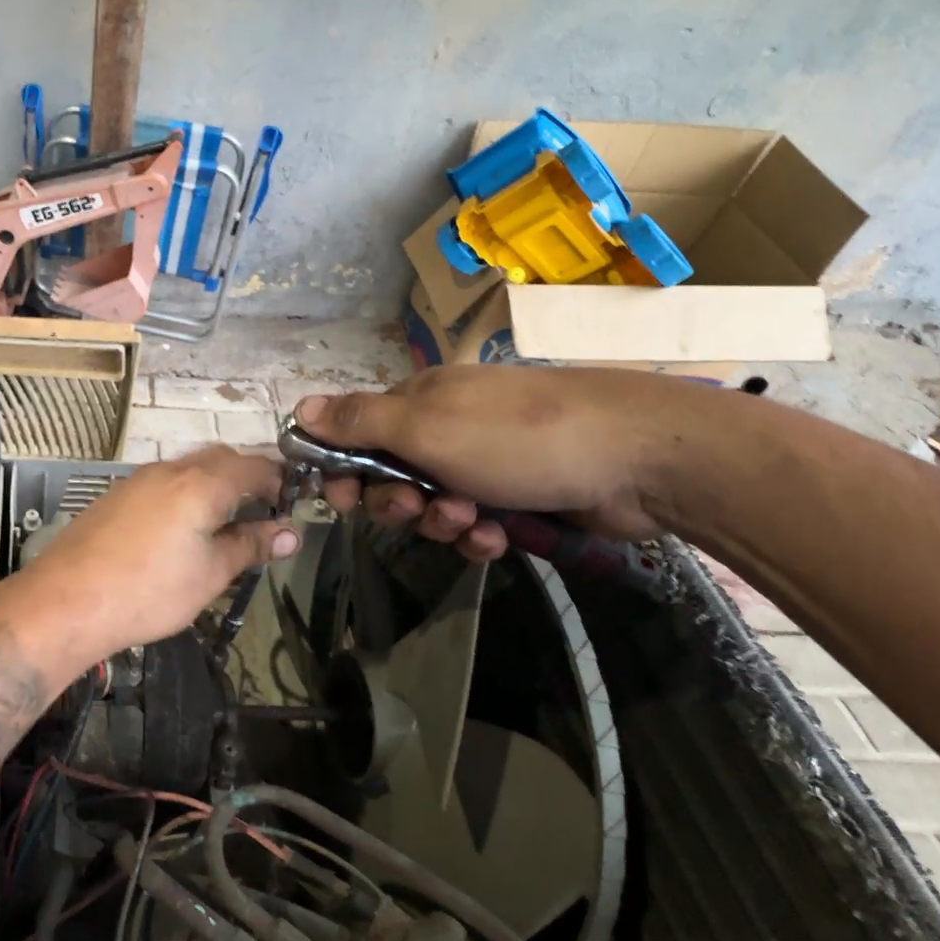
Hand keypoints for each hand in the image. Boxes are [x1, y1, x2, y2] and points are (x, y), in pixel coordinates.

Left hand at [15, 446, 298, 660]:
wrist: (66, 600)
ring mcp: (135, 481)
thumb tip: (289, 533)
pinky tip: (179, 531)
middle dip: (245, 478)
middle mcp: (167, 471)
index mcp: (200, 483)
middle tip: (261, 512)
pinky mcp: (113, 497)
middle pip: (218, 459)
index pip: (253, 467)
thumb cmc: (148, 591)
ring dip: (212, 486)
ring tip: (223, 525)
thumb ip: (250, 546)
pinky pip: (160, 485)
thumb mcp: (210, 574)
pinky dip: (182, 496)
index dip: (278, 482)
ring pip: (186, 470)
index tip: (292, 504)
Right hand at [297, 366, 683, 560]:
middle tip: (418, 509)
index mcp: (419, 402)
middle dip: (397, 503)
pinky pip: (474, 525)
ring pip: (431, 507)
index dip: (342, 468)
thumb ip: (358, 421)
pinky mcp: (518, 495)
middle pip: (389, 476)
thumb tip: (299, 406)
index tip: (342, 498)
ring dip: (442, 523)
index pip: (355, 434)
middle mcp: (446, 428)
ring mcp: (484, 462)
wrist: (639, 459)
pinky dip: (479, 536)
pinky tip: (498, 538)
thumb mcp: (426, 426)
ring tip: (474, 521)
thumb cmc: (518, 437)